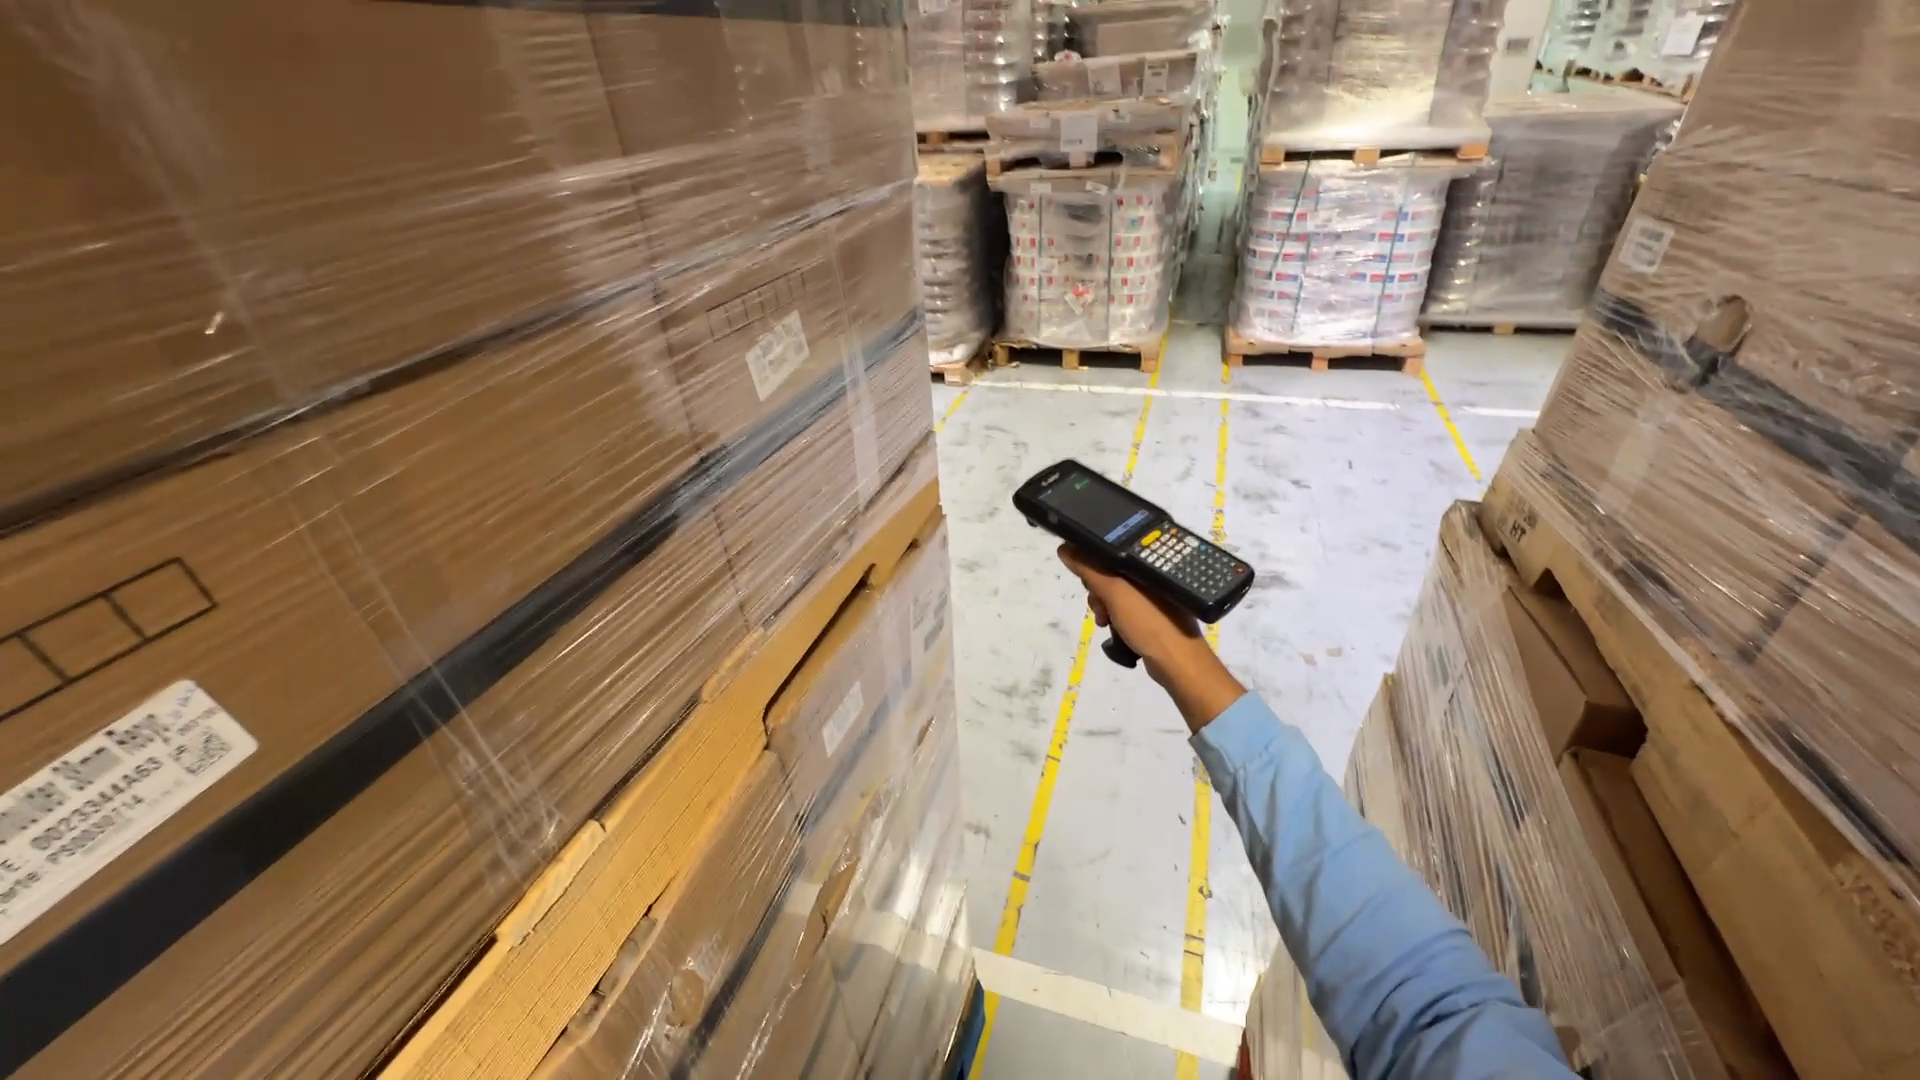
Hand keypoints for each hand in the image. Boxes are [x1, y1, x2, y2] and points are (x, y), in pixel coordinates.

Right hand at [1057, 546, 1245, 730]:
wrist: (1177, 661)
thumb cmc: (1149, 622)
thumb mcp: (1115, 593)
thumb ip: (1090, 569)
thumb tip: (1065, 548)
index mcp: (1147, 563)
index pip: (1112, 550)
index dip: (1092, 561)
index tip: (1084, 578)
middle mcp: (1152, 574)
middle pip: (1112, 571)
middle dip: (1097, 588)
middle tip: (1098, 604)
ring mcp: (1155, 594)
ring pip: (1116, 591)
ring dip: (1103, 604)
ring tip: (1104, 620)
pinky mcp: (1154, 612)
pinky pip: (1126, 605)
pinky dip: (1115, 613)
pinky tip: (1110, 626)